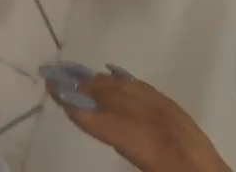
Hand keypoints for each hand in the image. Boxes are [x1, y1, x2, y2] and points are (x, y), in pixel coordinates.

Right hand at [41, 63, 230, 171]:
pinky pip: (148, 91)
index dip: (85, 114)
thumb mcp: (152, 166)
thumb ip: (128, 141)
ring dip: (102, 83)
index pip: (115, 128)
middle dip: (86, 90)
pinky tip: (111, 73)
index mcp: (157, 152)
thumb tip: (99, 120)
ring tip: (75, 78)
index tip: (57, 97)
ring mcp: (175, 118)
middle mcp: (166, 129)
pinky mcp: (181, 115)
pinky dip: (126, 80)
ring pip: (132, 92)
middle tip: (55, 81)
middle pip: (120, 102)